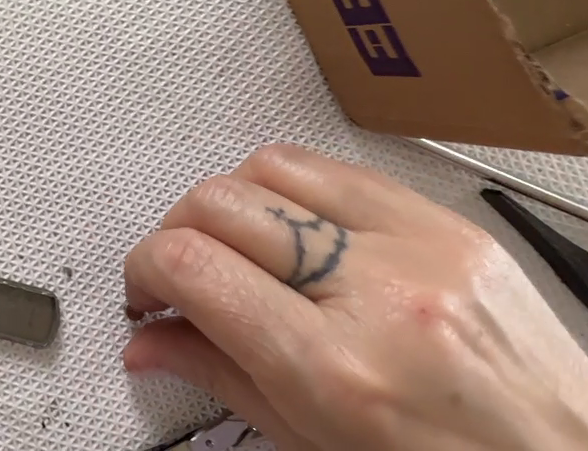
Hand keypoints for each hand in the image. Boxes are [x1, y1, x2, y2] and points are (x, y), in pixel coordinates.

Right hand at [121, 143, 587, 450]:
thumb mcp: (317, 447)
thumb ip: (218, 378)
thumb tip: (145, 339)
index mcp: (341, 372)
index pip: (191, 266)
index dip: (143, 270)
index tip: (144, 290)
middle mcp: (378, 294)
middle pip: (218, 203)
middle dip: (175, 231)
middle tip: (176, 268)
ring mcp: (418, 244)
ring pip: (265, 166)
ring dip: (226, 199)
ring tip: (233, 242)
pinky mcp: (443, 218)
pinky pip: (328, 164)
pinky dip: (283, 184)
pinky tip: (286, 223)